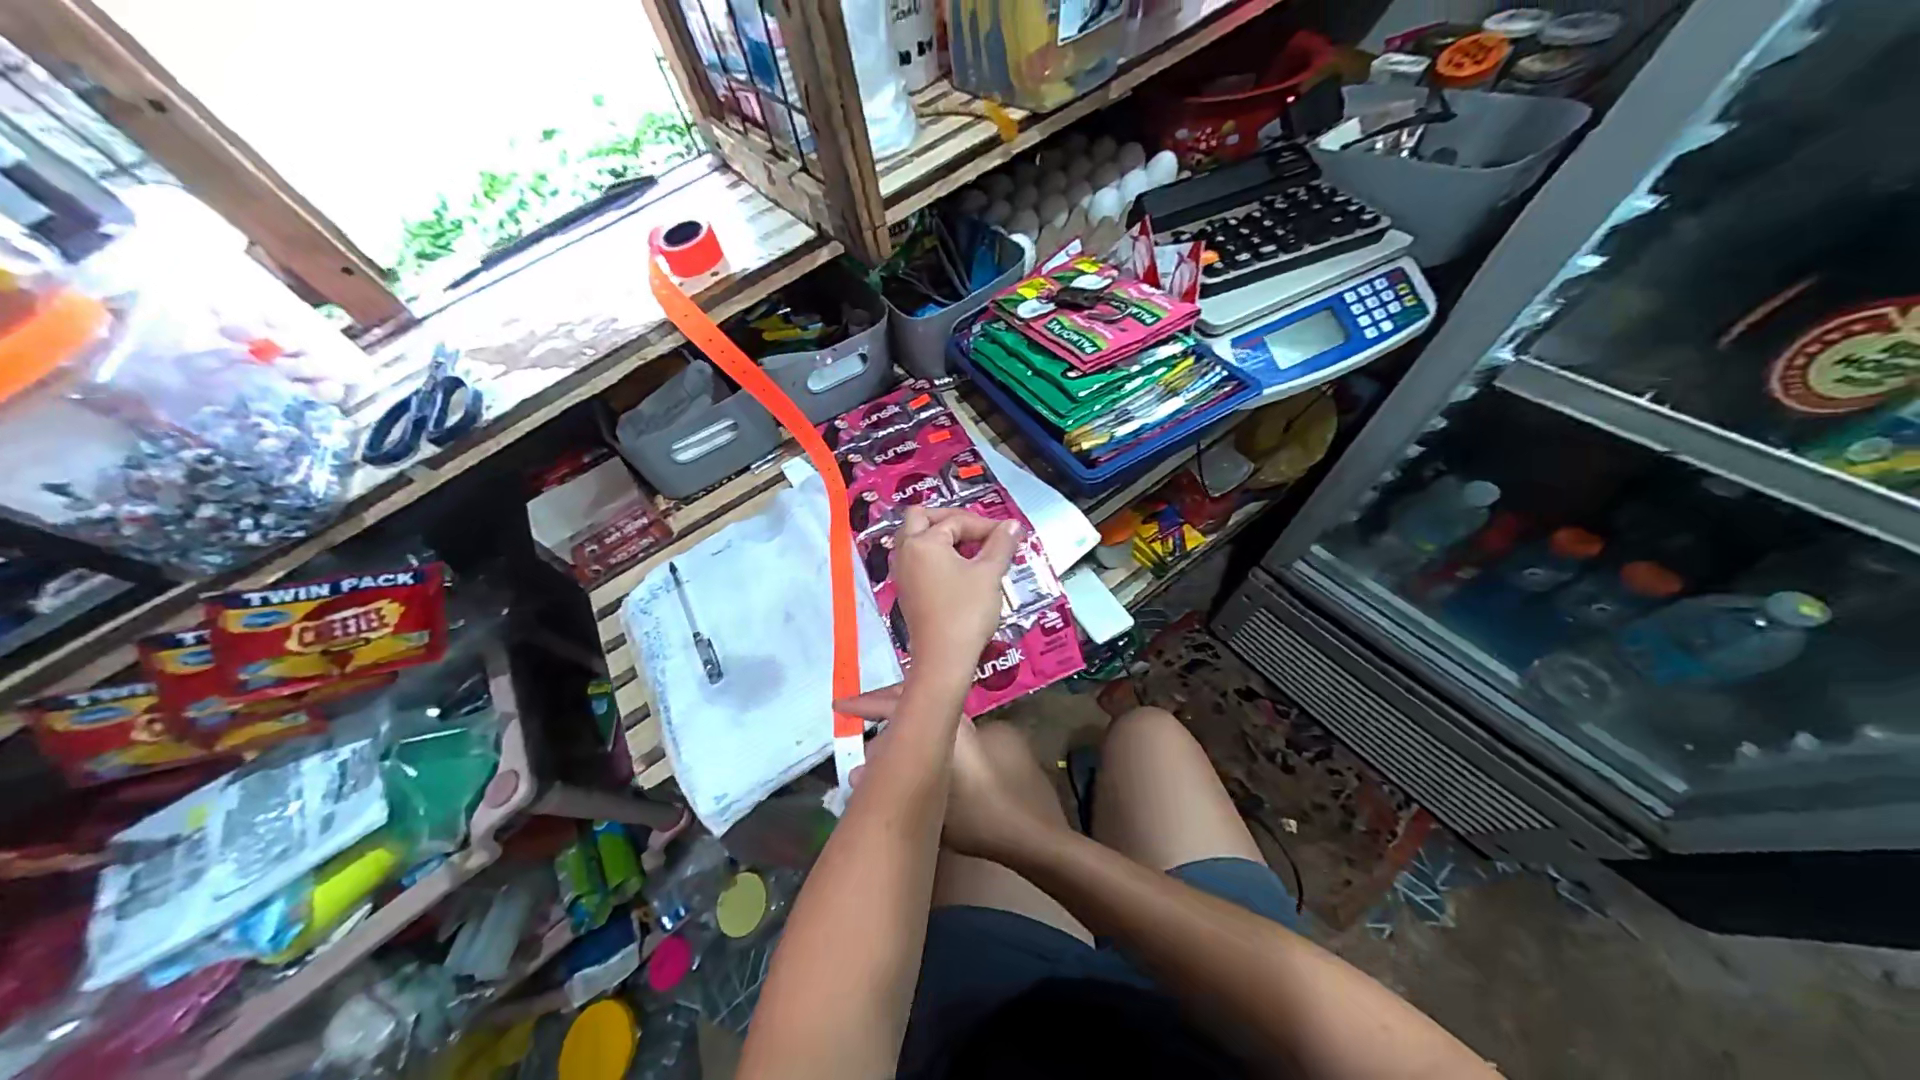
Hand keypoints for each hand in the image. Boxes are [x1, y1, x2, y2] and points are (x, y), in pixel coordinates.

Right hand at [837, 687, 1054, 860]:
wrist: (1030, 831)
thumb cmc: (978, 817)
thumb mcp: (927, 803)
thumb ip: (889, 783)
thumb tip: (855, 772)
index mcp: (946, 723)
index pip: (899, 702)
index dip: (866, 703)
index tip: (840, 707)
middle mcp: (960, 719)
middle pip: (914, 701)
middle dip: (882, 707)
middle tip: (854, 716)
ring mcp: (974, 729)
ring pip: (928, 716)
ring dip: (902, 723)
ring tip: (876, 740)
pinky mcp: (984, 744)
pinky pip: (941, 729)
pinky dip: (920, 734)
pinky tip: (909, 755)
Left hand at [892, 506, 1020, 682]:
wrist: (944, 659)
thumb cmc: (966, 612)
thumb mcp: (989, 574)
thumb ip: (1001, 544)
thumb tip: (1012, 525)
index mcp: (923, 542)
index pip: (956, 521)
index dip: (985, 525)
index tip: (1008, 534)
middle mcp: (906, 553)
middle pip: (922, 519)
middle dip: (951, 519)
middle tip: (977, 530)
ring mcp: (902, 573)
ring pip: (915, 539)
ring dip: (940, 536)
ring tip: (969, 547)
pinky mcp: (907, 590)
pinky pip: (916, 559)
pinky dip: (935, 554)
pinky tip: (958, 568)